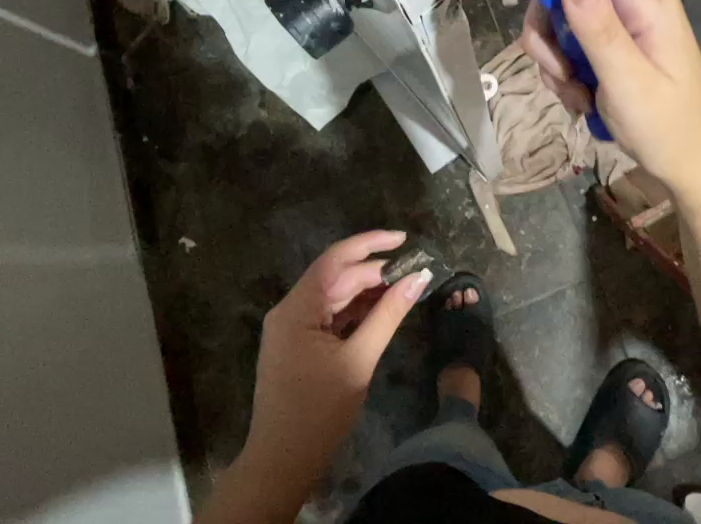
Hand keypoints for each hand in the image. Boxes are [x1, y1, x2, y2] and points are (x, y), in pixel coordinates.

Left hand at [242, 231, 430, 472]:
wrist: (281, 462)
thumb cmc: (319, 411)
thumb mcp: (359, 360)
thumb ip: (389, 314)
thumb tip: (419, 277)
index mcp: (296, 308)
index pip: (335, 259)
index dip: (370, 243)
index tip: (403, 239)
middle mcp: (290, 310)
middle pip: (336, 277)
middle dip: (374, 272)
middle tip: (413, 273)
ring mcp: (292, 329)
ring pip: (334, 296)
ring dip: (367, 292)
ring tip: (403, 289)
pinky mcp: (298, 345)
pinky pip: (329, 316)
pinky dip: (355, 311)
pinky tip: (381, 312)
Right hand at [505, 0, 700, 194]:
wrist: (689, 163)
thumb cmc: (665, 126)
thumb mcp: (628, 81)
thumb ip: (599, 27)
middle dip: (548, 31)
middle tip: (556, 73)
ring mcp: (625, 18)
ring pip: (561, 18)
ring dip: (555, 59)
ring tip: (576, 94)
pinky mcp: (615, 39)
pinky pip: (571, 42)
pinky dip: (566, 71)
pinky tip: (582, 98)